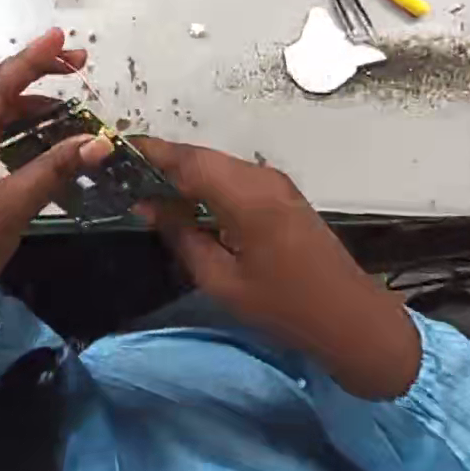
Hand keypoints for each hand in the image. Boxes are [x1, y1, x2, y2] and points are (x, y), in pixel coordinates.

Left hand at [0, 29, 114, 363]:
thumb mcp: (12, 208)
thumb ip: (54, 168)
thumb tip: (99, 141)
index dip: (32, 59)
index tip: (63, 39)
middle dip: (31, 73)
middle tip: (77, 66)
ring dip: (26, 102)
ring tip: (69, 101)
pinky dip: (14, 126)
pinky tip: (44, 129)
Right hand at [132, 137, 419, 398]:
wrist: (353, 320)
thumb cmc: (284, 306)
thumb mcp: (221, 280)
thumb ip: (181, 236)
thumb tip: (147, 207)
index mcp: (247, 197)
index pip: (187, 161)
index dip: (150, 152)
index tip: (116, 150)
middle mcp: (261, 178)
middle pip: (199, 156)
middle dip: (160, 160)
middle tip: (124, 173)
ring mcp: (273, 182)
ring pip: (214, 163)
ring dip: (180, 171)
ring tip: (145, 186)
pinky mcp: (279, 192)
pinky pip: (230, 175)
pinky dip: (201, 181)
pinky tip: (182, 198)